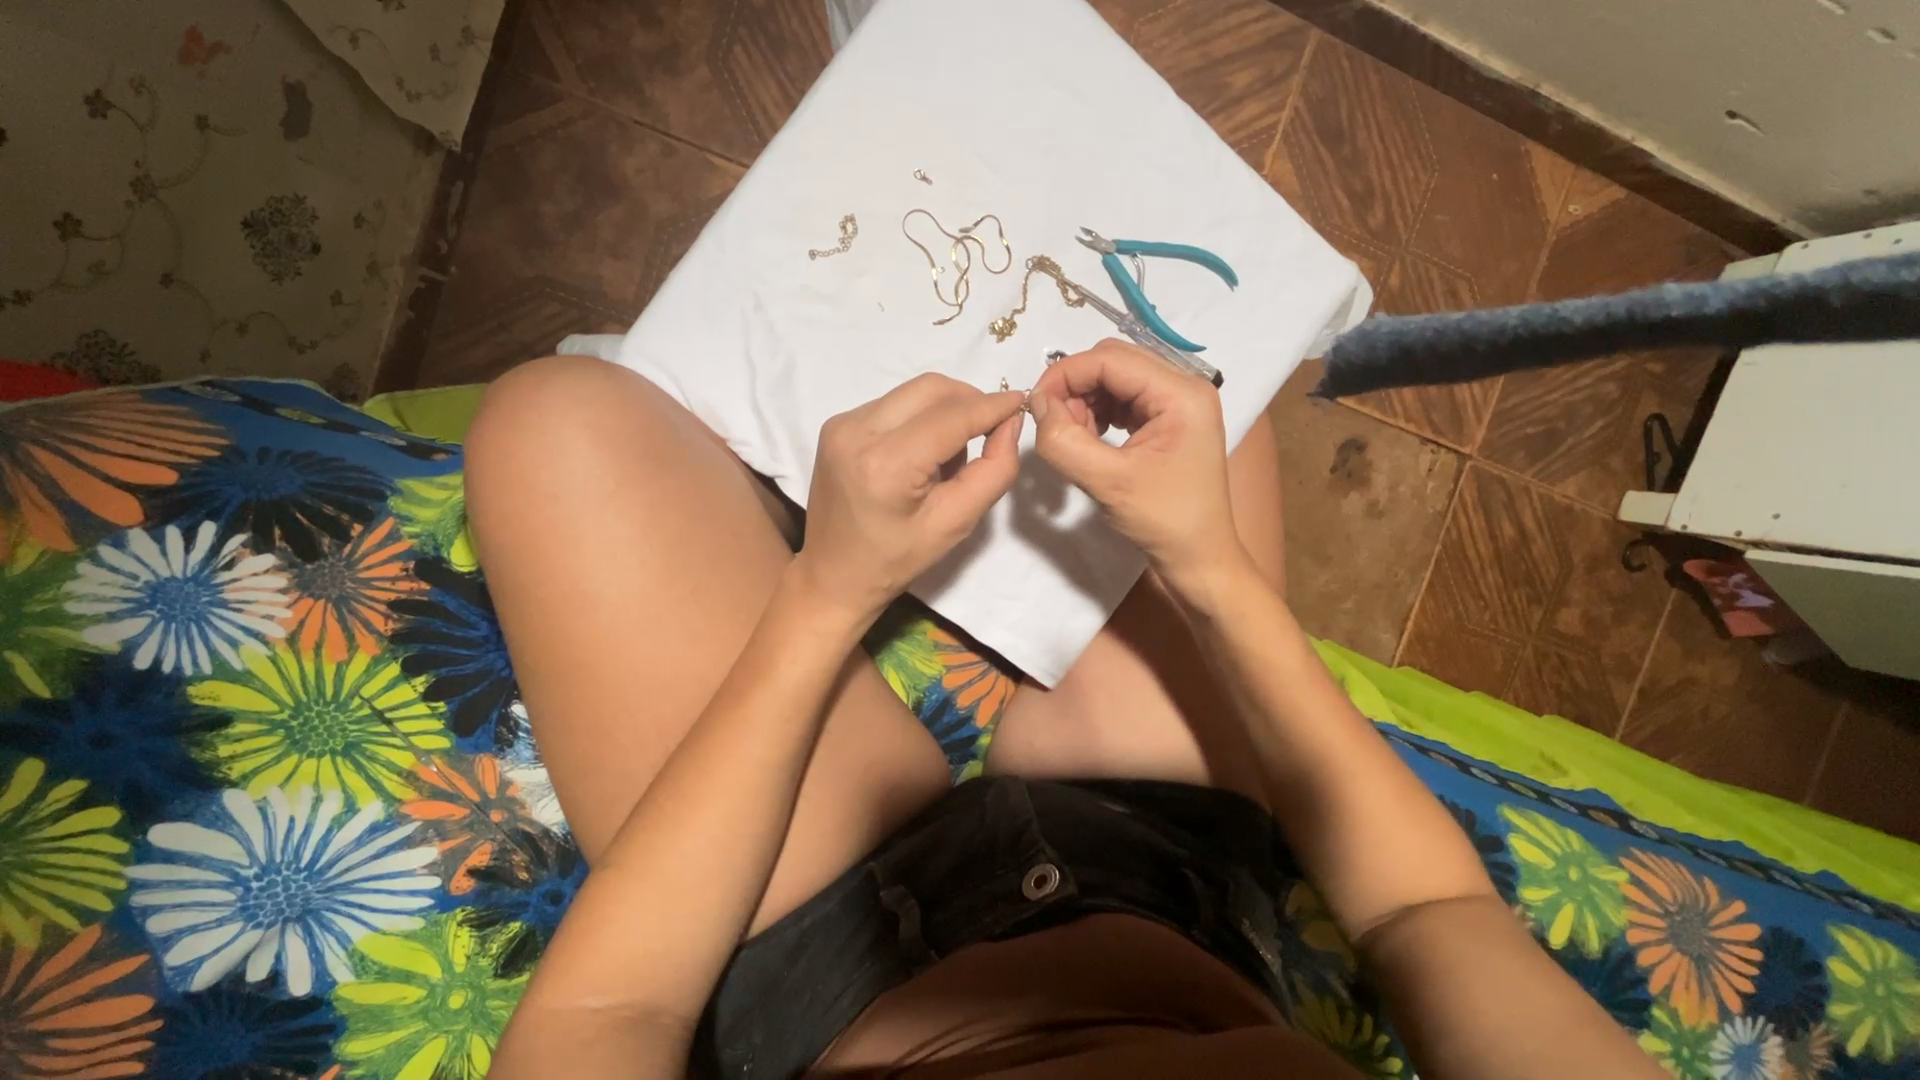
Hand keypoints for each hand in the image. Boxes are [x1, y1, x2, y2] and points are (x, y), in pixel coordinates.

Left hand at [796, 374, 1024, 618]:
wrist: (833, 574)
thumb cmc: (897, 559)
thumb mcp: (956, 523)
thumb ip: (994, 471)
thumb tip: (1011, 422)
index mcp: (886, 464)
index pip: (953, 415)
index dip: (992, 406)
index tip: (1022, 401)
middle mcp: (857, 432)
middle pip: (932, 388)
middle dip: (970, 402)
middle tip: (990, 431)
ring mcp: (841, 424)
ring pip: (913, 392)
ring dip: (945, 410)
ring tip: (949, 456)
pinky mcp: (836, 425)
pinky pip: (893, 403)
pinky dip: (919, 418)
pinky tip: (920, 455)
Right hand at [1028, 339, 1250, 592]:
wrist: (1199, 557)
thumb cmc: (1163, 520)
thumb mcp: (1108, 482)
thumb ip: (1065, 441)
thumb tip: (1036, 404)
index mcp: (1181, 393)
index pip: (1110, 359)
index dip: (1065, 375)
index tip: (1035, 406)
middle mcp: (1184, 386)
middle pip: (1113, 361)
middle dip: (1075, 387)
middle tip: (1056, 427)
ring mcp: (1178, 401)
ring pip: (1115, 378)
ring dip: (1085, 400)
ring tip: (1076, 439)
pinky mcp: (1169, 418)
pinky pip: (1123, 398)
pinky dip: (1098, 412)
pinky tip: (1091, 440)